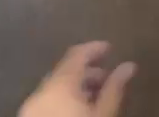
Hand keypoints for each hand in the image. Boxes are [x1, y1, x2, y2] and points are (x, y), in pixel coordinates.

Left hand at [20, 42, 136, 116]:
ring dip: (76, 88)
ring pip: (55, 88)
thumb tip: (129, 66)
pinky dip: (63, 100)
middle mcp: (40, 91)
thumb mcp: (103, 116)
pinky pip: (47, 102)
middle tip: (107, 79)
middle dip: (87, 72)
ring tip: (96, 99)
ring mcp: (30, 109)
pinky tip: (78, 112)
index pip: (76, 54)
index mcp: (59, 84)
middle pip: (65, 71)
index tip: (111, 49)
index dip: (94, 49)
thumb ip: (114, 88)